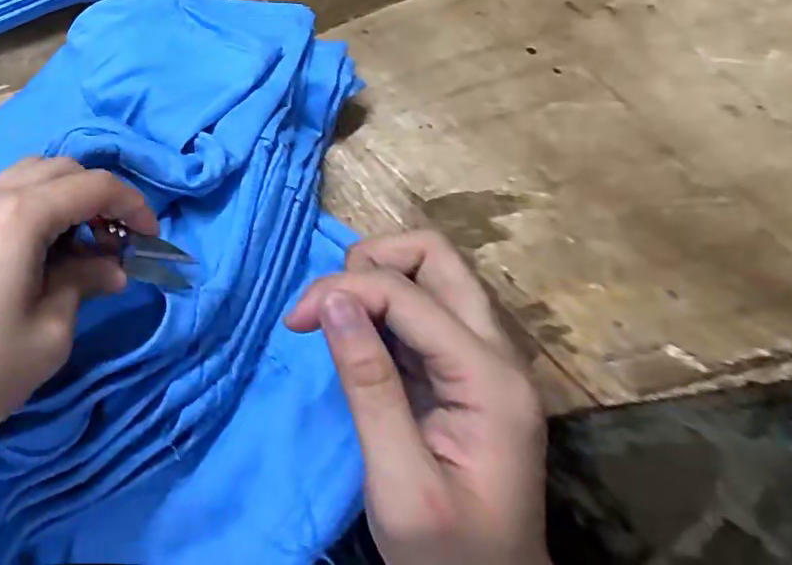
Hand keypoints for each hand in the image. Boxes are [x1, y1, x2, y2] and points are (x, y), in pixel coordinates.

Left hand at [0, 157, 155, 463]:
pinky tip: (42, 247)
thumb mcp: (50, 330)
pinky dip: (36, 205)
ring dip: (66, 197)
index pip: (93, 185)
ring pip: (32, 175)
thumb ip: (85, 281)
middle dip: (99, 197)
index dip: (133, 205)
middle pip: (62, 170)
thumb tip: (112, 265)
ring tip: (84, 246)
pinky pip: (6, 193)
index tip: (154, 239)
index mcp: (22, 211)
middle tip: (119, 244)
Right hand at [287, 231, 548, 564]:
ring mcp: (484, 359)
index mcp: (490, 381)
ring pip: (429, 271)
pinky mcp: (463, 367)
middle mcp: (497, 355)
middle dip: (369, 263)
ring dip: (374, 278)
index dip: (340, 291)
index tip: (294, 323)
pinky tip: (354, 335)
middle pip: (435, 256)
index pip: (405, 292)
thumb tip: (332, 300)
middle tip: (327, 303)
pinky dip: (378, 302)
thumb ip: (368, 385)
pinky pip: (421, 302)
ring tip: (337, 319)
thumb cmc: (446, 552)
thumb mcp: (399, 480)